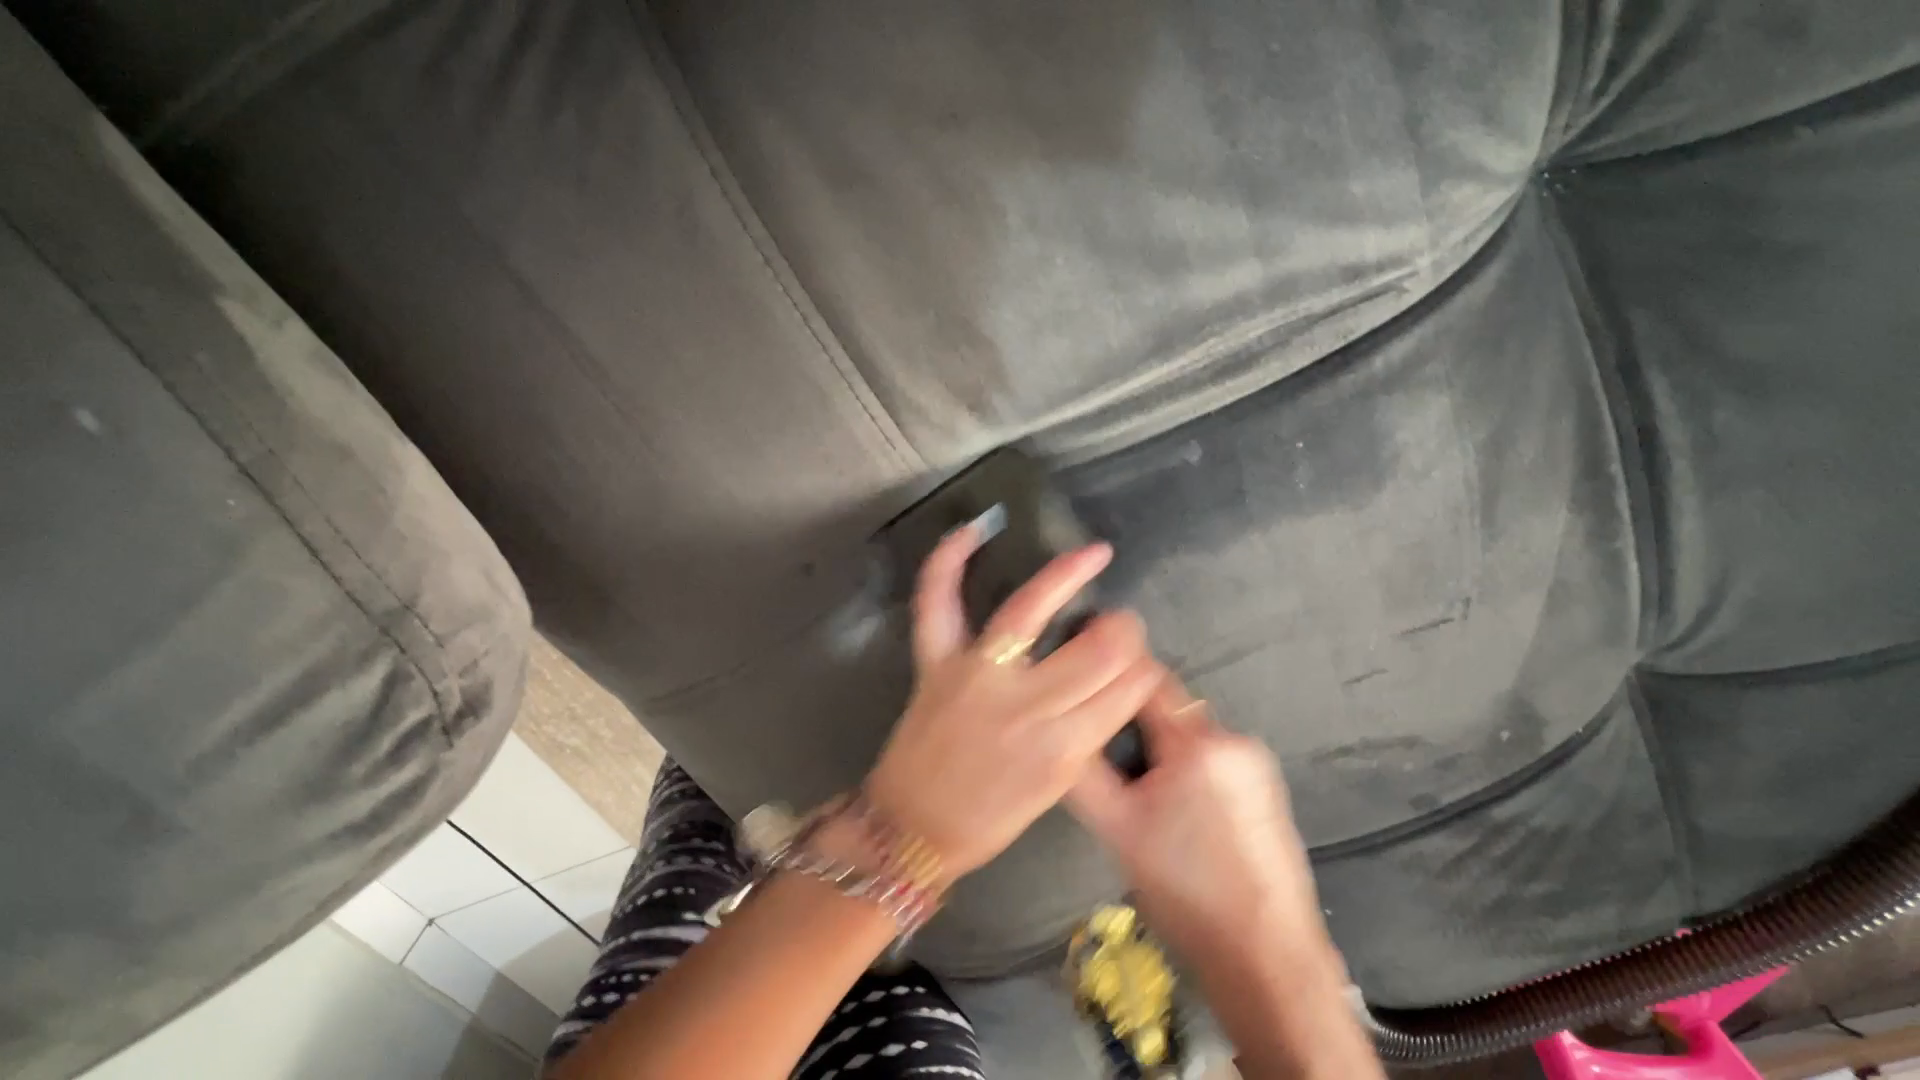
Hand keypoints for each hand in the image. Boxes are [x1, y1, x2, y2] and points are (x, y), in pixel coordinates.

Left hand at [865, 524, 1164, 880]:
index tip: (1138, 662)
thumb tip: (1114, 680)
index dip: (1142, 666)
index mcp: (1065, 746)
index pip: (1128, 686)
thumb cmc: (991, 818)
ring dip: (1069, 576)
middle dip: (1121, 629)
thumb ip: (1087, 732)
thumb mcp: (1058, 786)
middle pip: (1097, 648)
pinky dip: (948, 562)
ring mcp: (975, 675)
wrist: (913, 829)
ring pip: (1030, 610)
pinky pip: (938, 603)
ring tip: (1092, 557)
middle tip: (1119, 627)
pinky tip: (974, 529)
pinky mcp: (935, 663)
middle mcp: (1025, 704)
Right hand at [1065, 674, 1329, 970]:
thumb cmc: (1186, 893)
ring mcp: (1258, 764)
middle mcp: (1235, 739)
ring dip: (1166, 758)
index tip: (1085, 693)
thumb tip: (1061, 732)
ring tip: (1149, 808)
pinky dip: (1192, 776)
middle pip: (1168, 714)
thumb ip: (1083, 772)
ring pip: (1191, 740)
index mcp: (1197, 743)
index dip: (1111, 682)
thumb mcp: (1117, 830)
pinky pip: (1216, 763)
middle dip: (1139, 737)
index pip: (1146, 681)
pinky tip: (1183, 821)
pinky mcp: (1269, 788)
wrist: (1265, 954)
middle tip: (1117, 778)